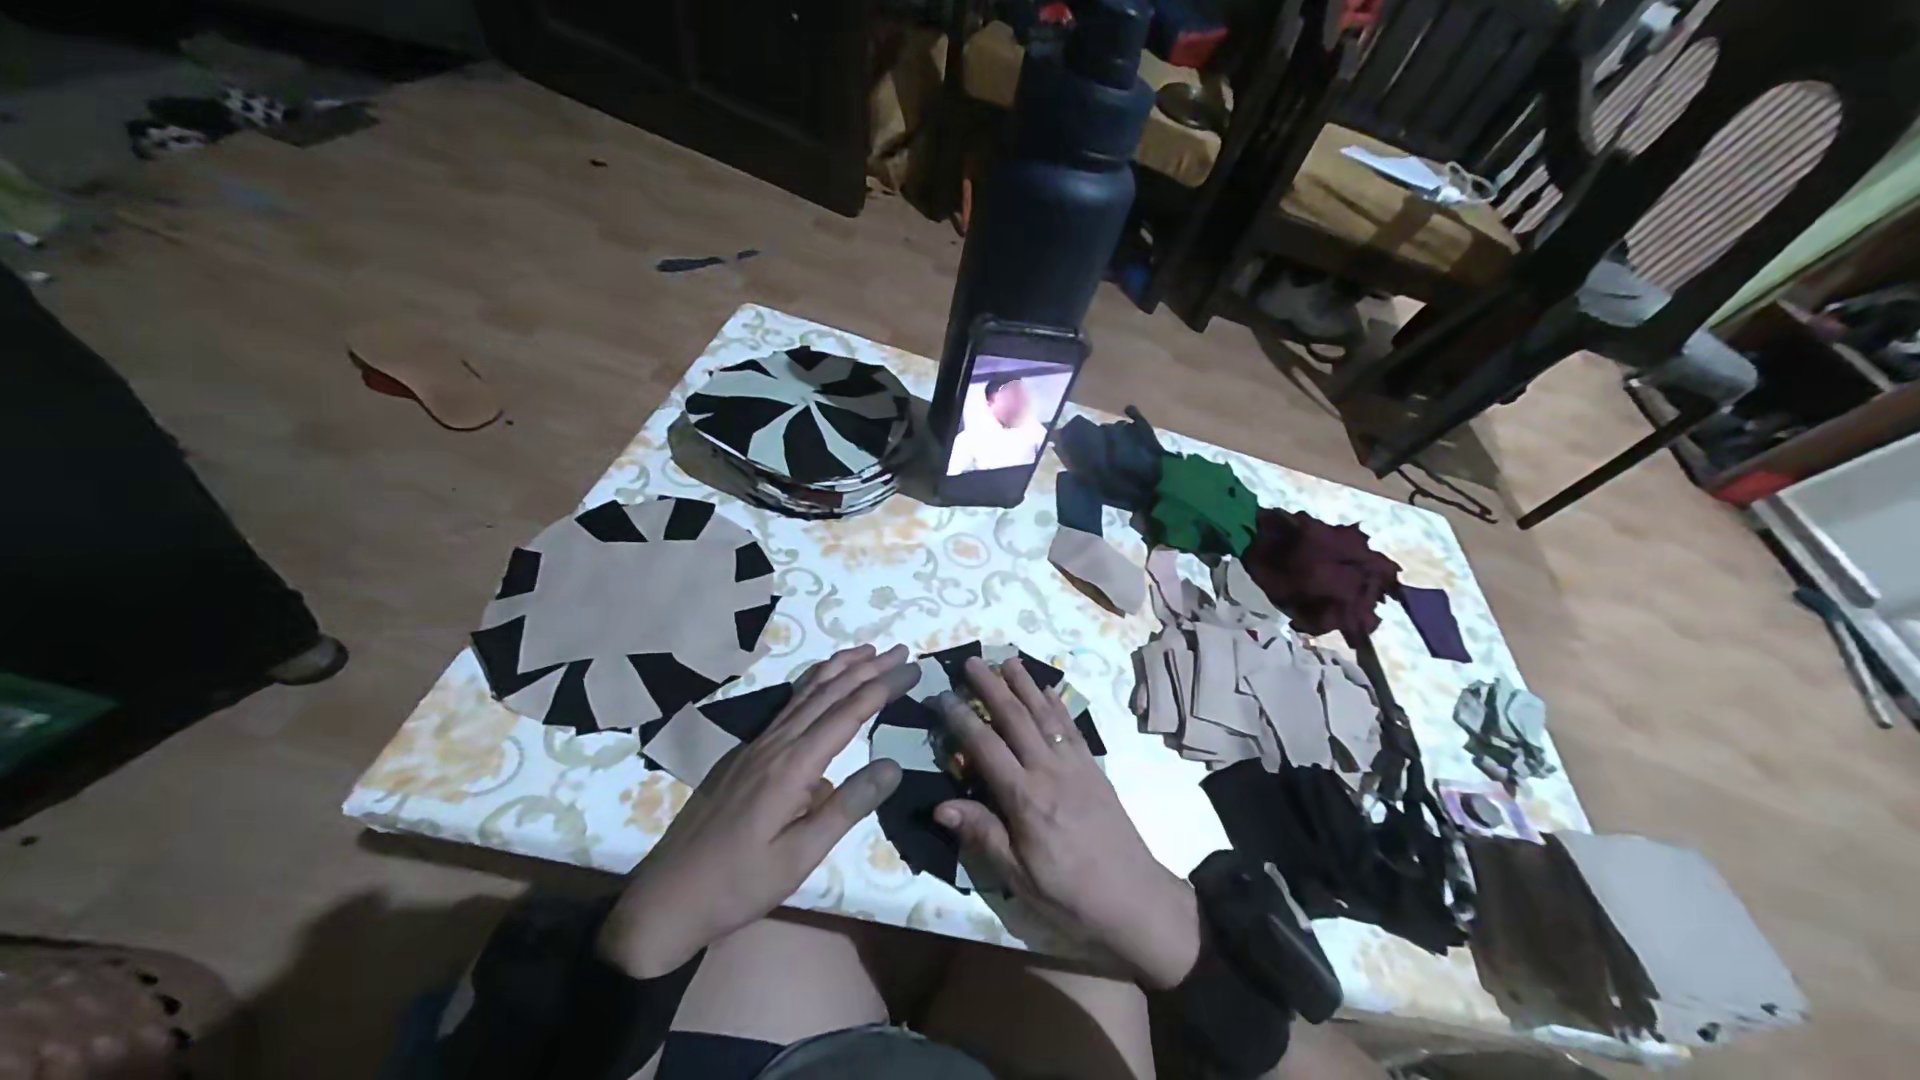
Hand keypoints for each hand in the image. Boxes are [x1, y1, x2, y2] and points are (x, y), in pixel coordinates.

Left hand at [599, 644, 919, 977]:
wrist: (667, 897)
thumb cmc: (739, 883)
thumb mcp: (800, 856)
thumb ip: (847, 806)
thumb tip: (893, 765)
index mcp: (792, 766)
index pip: (847, 713)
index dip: (883, 687)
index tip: (912, 669)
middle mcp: (774, 744)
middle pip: (827, 693)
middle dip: (866, 668)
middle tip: (899, 651)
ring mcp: (754, 746)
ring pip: (802, 694)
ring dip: (837, 669)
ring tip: (865, 652)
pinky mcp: (742, 755)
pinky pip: (785, 707)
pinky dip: (811, 686)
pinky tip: (818, 688)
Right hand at [934, 657, 1201, 988]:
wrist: (1135, 900)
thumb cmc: (1069, 895)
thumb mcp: (1018, 877)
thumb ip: (983, 834)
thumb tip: (940, 806)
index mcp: (1025, 798)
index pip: (985, 746)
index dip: (960, 718)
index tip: (942, 695)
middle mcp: (1049, 771)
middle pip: (1015, 718)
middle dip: (991, 687)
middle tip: (971, 661)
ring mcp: (1075, 765)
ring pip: (1044, 714)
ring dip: (1024, 685)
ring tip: (1007, 660)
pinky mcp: (1094, 768)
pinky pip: (1071, 727)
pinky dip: (1057, 704)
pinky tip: (1047, 690)